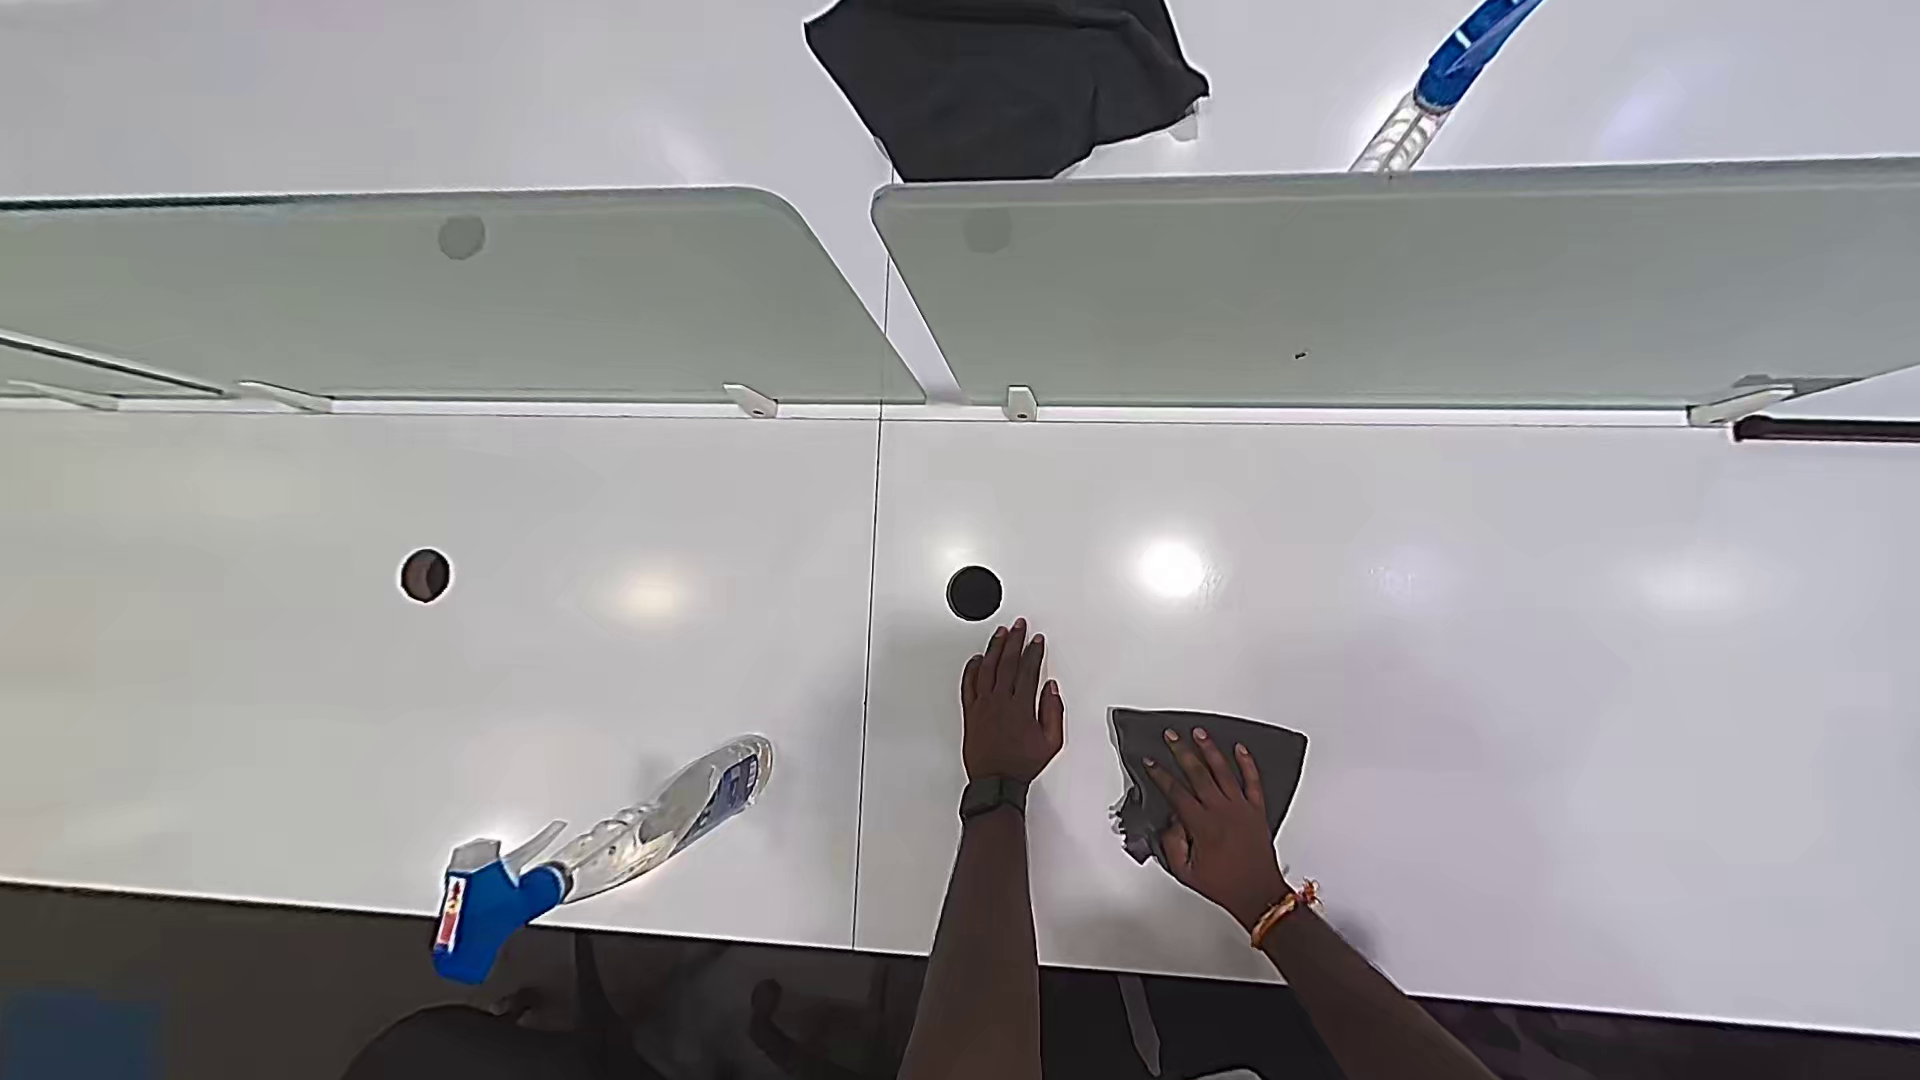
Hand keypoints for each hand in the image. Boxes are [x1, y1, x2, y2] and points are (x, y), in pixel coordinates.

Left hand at [960, 618, 1064, 783]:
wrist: (995, 782)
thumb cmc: (1021, 764)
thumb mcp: (1051, 742)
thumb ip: (1053, 712)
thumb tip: (1050, 689)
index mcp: (1021, 706)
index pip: (1028, 669)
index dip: (1033, 651)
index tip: (1036, 640)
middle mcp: (1000, 701)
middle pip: (1007, 662)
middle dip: (1014, 640)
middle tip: (1019, 626)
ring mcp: (983, 705)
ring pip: (987, 668)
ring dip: (994, 648)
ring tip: (1000, 633)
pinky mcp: (970, 711)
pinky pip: (969, 684)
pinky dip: (972, 669)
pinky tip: (976, 659)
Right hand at [1145, 726, 1291, 930]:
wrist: (1259, 896)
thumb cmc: (1224, 885)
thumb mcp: (1186, 871)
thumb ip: (1172, 843)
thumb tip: (1170, 820)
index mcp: (1202, 825)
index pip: (1176, 791)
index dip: (1160, 774)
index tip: (1150, 762)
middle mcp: (1222, 811)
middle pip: (1197, 773)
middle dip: (1181, 751)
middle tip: (1171, 736)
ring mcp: (1241, 808)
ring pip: (1223, 771)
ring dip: (1209, 749)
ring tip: (1199, 732)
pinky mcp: (1257, 810)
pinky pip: (1253, 782)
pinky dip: (1247, 764)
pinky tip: (1240, 748)